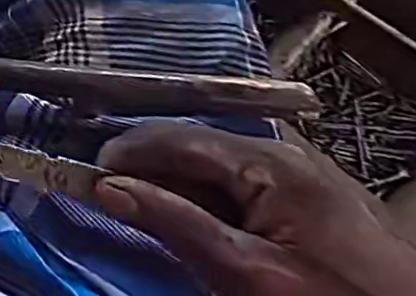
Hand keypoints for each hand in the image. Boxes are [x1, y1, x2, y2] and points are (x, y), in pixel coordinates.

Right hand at [95, 124, 415, 295]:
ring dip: (182, 186)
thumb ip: (175, 223)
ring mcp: (311, 176)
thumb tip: (104, 186)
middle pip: (192, 147)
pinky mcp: (328, 203)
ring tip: (158, 214)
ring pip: (219, 167)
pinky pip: (251, 186)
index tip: (87, 177)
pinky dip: (218, 200)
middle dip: (151, 171)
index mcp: (267, 160)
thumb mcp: (253, 277)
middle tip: (119, 201)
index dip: (121, 154)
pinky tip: (210, 224)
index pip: (168, 137)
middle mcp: (285, 152)